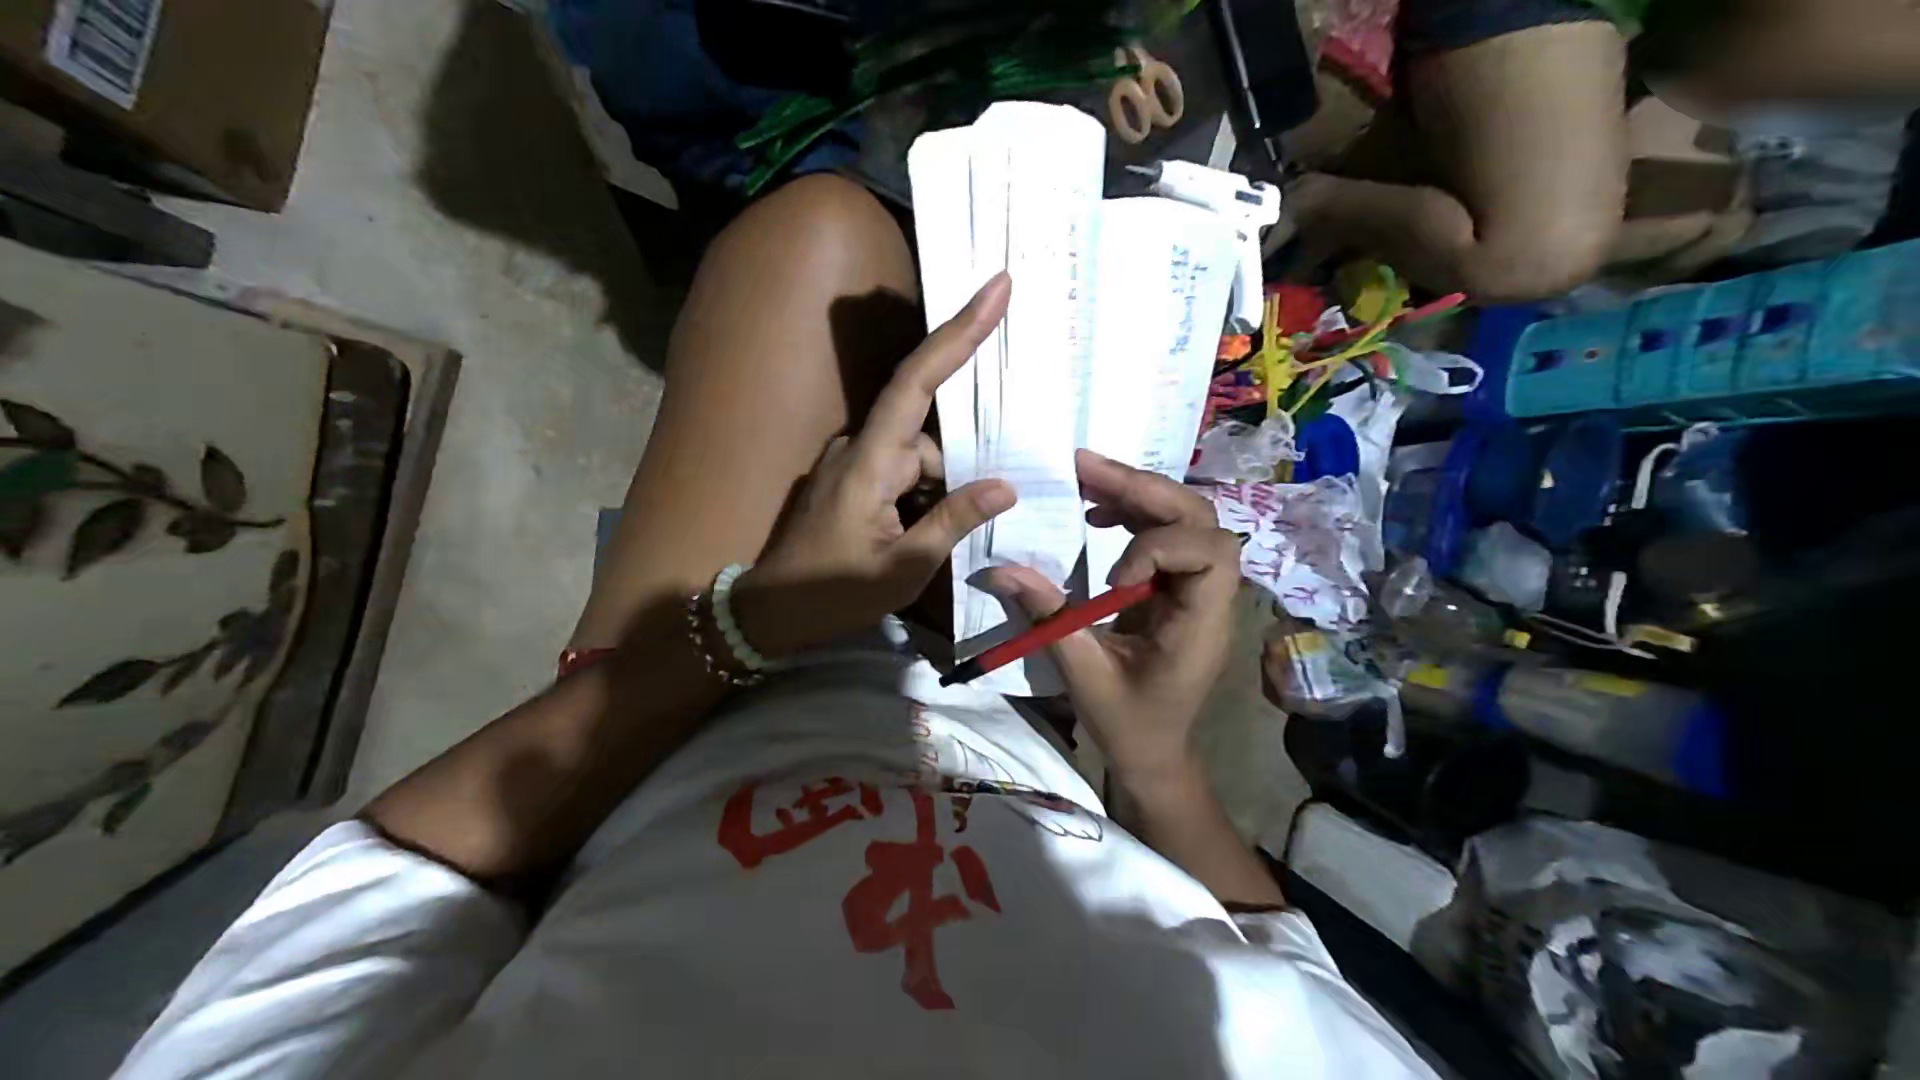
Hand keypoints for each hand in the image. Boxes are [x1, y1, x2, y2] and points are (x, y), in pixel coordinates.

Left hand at [733, 274, 1017, 656]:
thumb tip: (1005, 486)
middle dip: (952, 477)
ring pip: (915, 461)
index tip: (995, 288)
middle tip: (953, 527)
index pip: (918, 380)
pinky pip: (898, 474)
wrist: (767, 614)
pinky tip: (916, 536)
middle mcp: (858, 447)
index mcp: (871, 460)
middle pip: (927, 438)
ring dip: (935, 495)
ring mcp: (849, 463)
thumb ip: (954, 520)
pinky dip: (918, 498)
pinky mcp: (847, 481)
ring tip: (923, 547)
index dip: (959, 332)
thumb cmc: (831, 593)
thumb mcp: (903, 565)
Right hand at [988, 451, 1240, 794]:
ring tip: (1085, 475)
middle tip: (1085, 467)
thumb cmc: (1129, 724)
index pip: (1210, 553)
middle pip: (1199, 518)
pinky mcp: (1177, 585)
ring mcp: (1197, 587)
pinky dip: (1133, 514)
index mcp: (1201, 623)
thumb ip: (1050, 620)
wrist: (1156, 751)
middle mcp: (1211, 596)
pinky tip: (1096, 511)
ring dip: (1136, 492)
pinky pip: (1165, 534)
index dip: (1159, 550)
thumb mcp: (1085, 677)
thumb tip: (1002, 570)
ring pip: (1185, 517)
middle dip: (1144, 489)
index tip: (1114, 582)